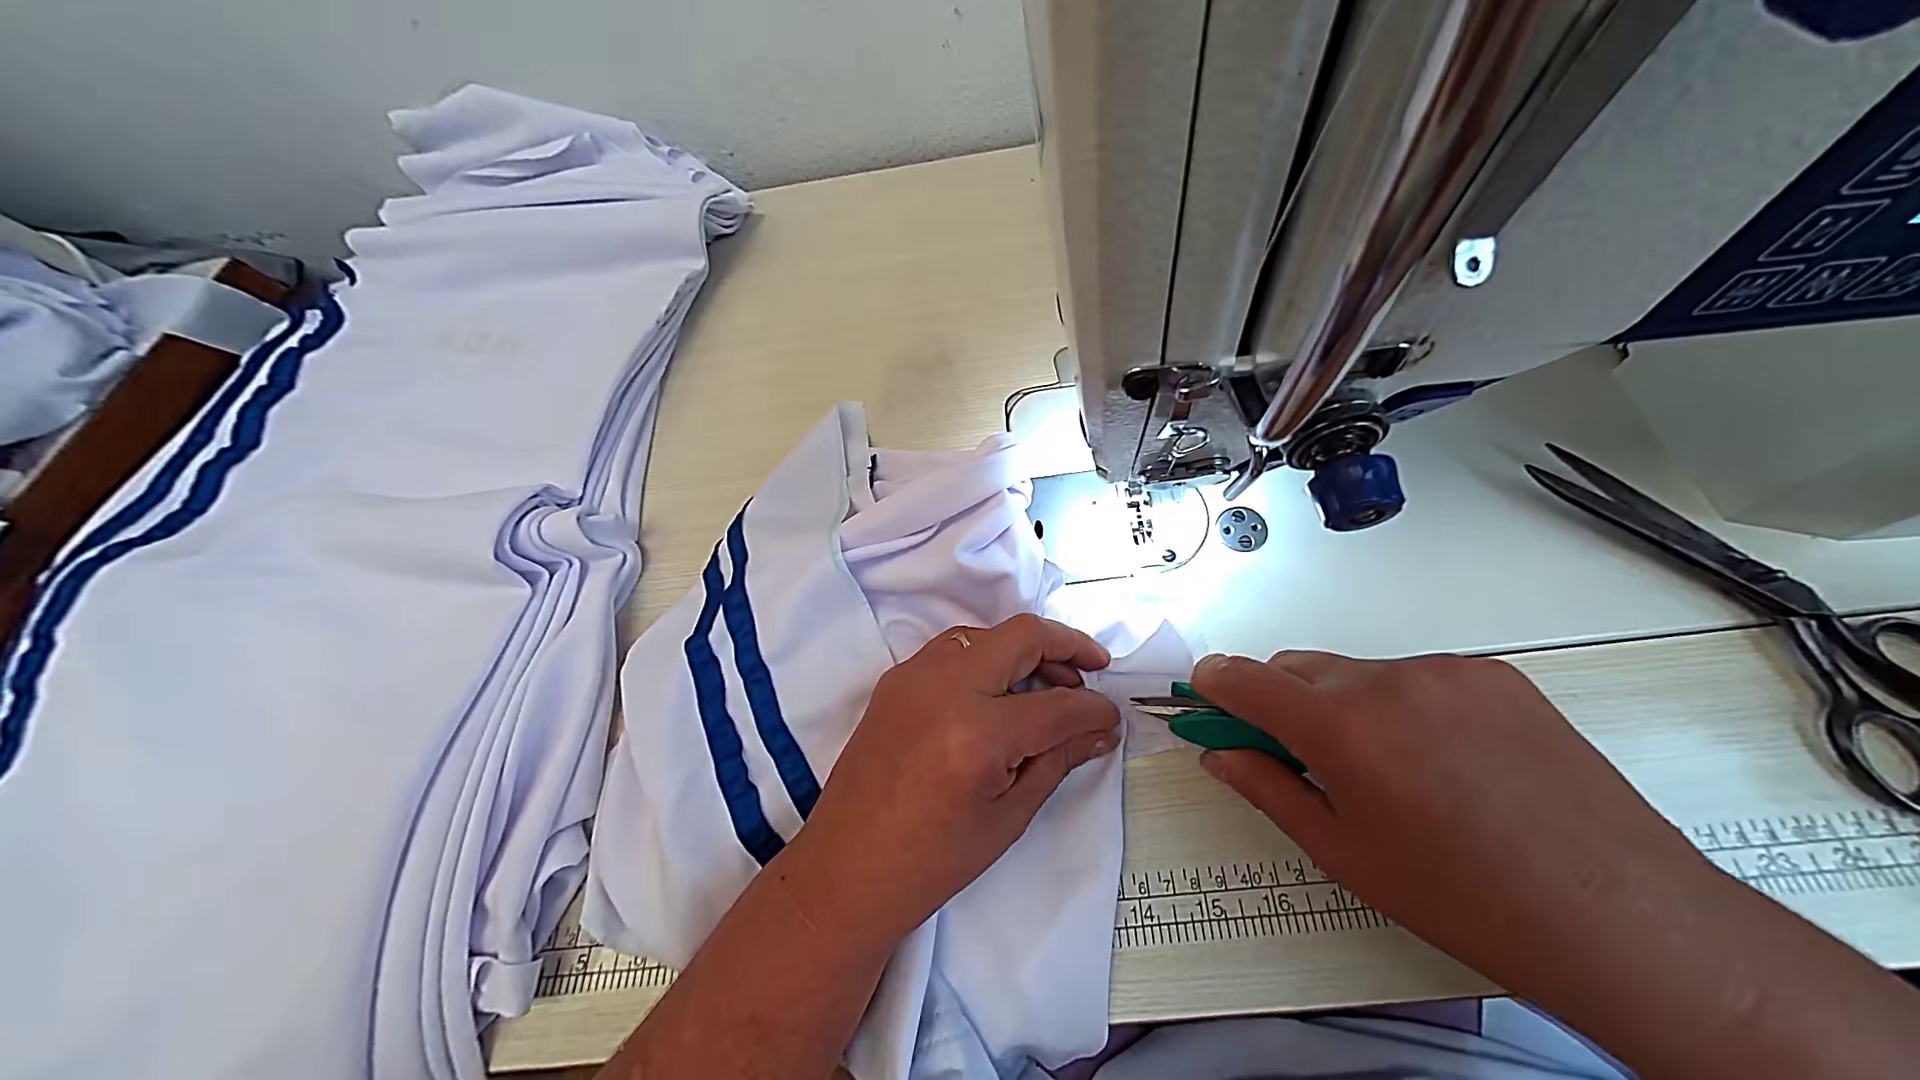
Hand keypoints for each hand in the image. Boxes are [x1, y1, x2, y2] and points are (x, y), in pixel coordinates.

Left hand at [781, 614, 1120, 946]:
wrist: (847, 869)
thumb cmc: (932, 860)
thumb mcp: (1009, 815)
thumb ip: (1057, 759)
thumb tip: (1097, 729)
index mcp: (977, 733)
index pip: (1057, 705)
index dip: (1094, 711)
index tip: (1110, 719)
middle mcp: (943, 688)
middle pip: (1022, 636)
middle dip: (1067, 647)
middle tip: (1093, 673)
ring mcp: (913, 677)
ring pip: (985, 634)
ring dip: (1024, 649)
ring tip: (1050, 684)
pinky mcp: (895, 681)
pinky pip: (952, 649)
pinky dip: (986, 658)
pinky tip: (1001, 691)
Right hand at [1188, 650, 1712, 992]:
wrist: (1623, 918)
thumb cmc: (1472, 897)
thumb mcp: (1342, 850)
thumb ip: (1266, 787)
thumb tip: (1222, 755)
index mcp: (1342, 725)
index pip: (1244, 678)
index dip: (1213, 685)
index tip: (1203, 697)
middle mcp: (1390, 680)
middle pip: (1296, 667)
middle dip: (1278, 700)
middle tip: (1290, 751)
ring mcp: (1447, 672)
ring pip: (1356, 672)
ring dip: (1342, 703)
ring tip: (1381, 767)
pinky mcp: (1494, 675)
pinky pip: (1415, 675)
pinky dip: (1400, 702)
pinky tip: (1435, 758)